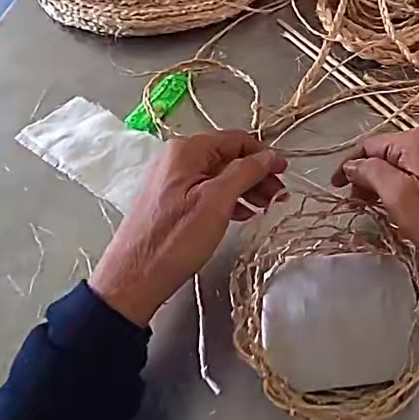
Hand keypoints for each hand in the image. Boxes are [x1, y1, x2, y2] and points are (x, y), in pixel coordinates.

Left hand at [90, 132, 286, 326]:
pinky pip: (207, 190)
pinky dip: (229, 199)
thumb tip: (270, 156)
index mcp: (187, 151)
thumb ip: (246, 172)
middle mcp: (177, 159)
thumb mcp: (217, 202)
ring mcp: (172, 179)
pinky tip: (243, 214)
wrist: (133, 279)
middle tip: (279, 196)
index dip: (264, 155)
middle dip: (257, 174)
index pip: (237, 140)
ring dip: (246, 188)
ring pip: (220, 175)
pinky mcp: (170, 200)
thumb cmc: (176, 240)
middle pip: (229, 157)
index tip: (285, 172)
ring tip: (265, 207)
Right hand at [333, 129, 418, 312]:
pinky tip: (393, 206)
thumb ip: (370, 173)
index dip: (349, 165)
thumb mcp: (398, 196)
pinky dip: (397, 187)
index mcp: (417, 140)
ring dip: (380, 183)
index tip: (335, 188)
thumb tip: (352, 164)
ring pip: (398, 164)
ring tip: (371, 208)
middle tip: (354, 203)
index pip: (370, 144)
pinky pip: (413, 172)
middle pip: (384, 153)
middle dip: (365, 176)